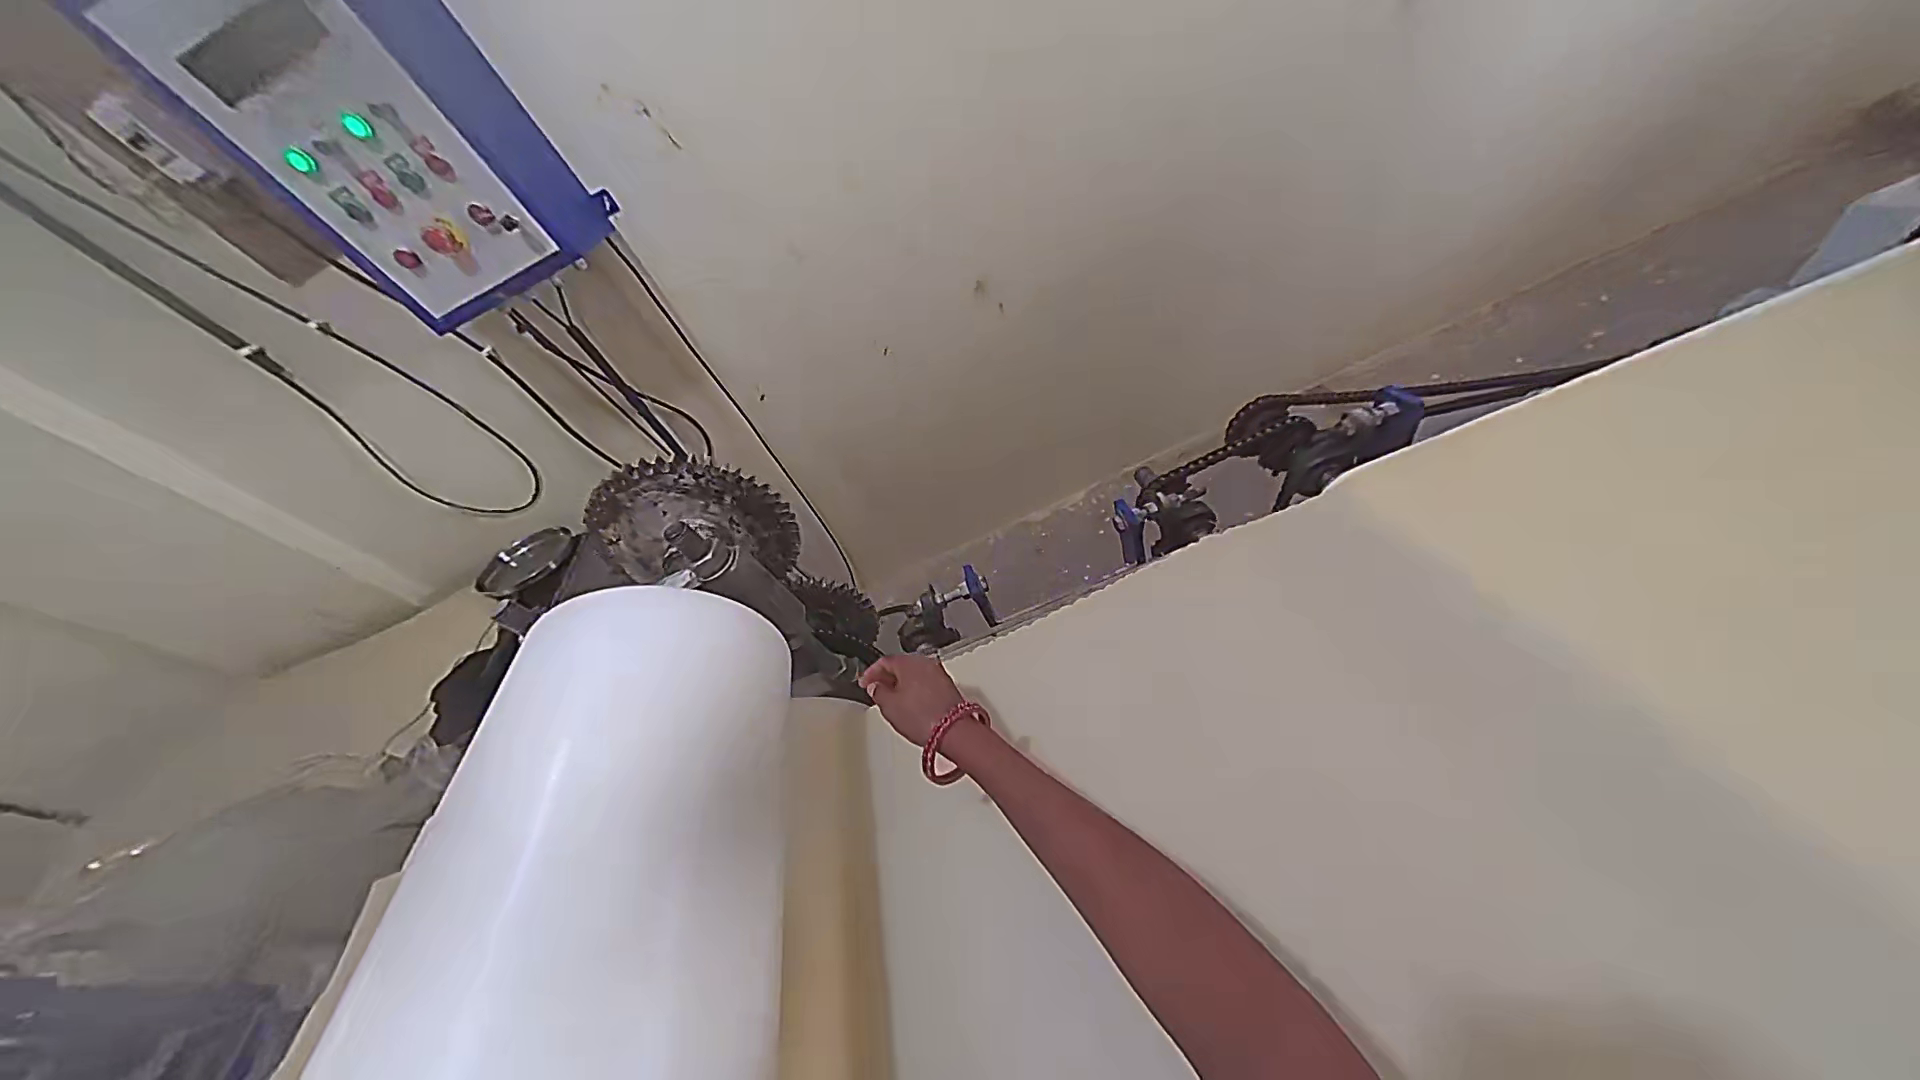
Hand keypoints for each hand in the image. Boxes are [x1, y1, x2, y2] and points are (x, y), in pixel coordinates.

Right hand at [859, 654, 965, 746]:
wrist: (953, 730)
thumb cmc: (924, 717)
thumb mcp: (889, 706)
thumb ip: (878, 692)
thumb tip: (876, 688)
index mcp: (909, 662)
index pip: (884, 661)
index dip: (871, 673)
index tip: (865, 683)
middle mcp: (926, 663)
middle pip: (901, 666)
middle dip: (887, 678)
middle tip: (876, 690)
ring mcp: (938, 674)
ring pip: (914, 675)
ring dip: (901, 685)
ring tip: (893, 701)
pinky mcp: (947, 687)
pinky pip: (925, 684)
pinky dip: (915, 691)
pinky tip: (911, 706)